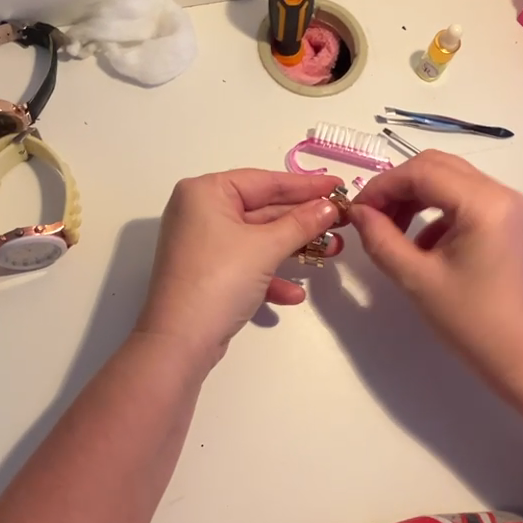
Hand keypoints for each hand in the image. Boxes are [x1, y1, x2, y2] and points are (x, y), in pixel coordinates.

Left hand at [135, 170, 345, 358]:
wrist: (180, 341)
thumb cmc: (219, 280)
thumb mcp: (265, 248)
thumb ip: (301, 223)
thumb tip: (329, 206)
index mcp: (205, 192)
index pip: (264, 181)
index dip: (304, 185)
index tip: (338, 185)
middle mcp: (200, 212)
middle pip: (262, 209)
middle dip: (303, 220)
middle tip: (342, 219)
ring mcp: (203, 245)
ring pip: (257, 239)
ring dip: (292, 248)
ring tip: (333, 250)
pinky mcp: (208, 274)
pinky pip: (245, 266)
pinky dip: (269, 276)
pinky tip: (294, 294)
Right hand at [348, 152, 522, 389]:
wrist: (519, 355)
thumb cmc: (469, 320)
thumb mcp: (416, 278)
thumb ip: (381, 239)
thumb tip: (357, 212)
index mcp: (482, 203)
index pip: (421, 172)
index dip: (382, 186)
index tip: (356, 211)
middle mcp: (499, 193)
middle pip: (436, 166)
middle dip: (397, 187)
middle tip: (370, 217)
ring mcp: (506, 205)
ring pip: (448, 179)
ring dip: (413, 196)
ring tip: (389, 229)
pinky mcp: (504, 220)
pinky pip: (461, 198)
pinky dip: (433, 211)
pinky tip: (418, 243)